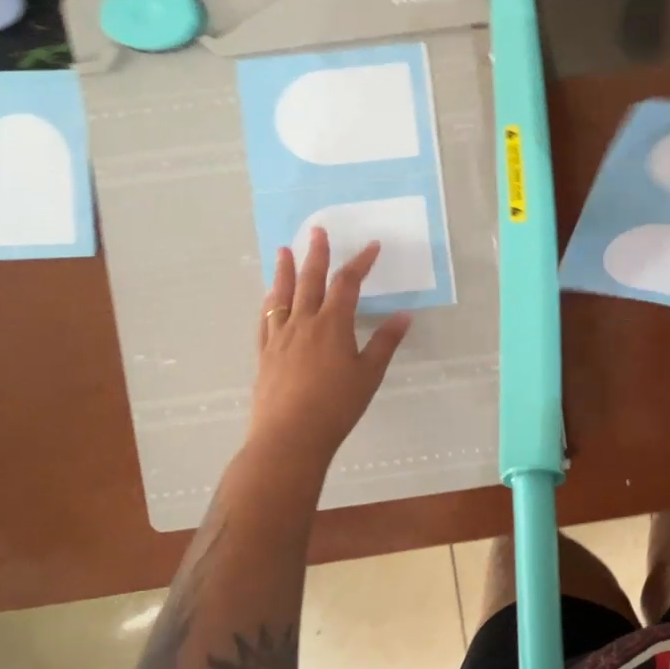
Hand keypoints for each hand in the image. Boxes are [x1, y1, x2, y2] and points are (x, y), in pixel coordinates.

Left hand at [249, 227, 411, 462]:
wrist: (289, 437)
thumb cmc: (336, 406)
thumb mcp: (369, 374)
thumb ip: (385, 342)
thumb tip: (404, 315)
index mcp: (332, 324)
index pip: (347, 283)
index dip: (360, 262)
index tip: (372, 246)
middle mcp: (303, 323)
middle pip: (310, 280)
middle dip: (316, 254)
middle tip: (317, 231)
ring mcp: (279, 337)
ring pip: (282, 295)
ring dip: (284, 271)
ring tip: (282, 251)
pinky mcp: (265, 354)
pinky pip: (266, 319)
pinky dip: (269, 303)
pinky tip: (269, 299)